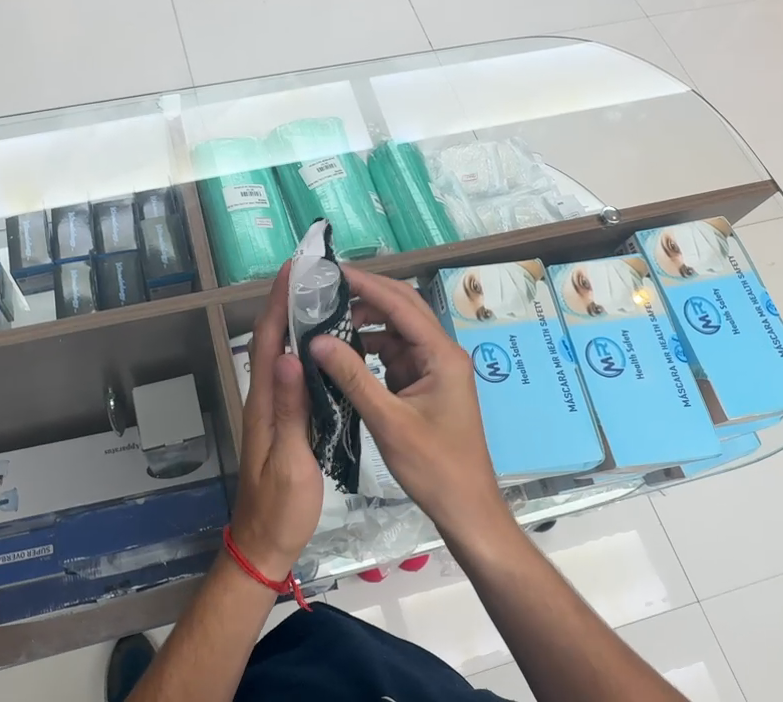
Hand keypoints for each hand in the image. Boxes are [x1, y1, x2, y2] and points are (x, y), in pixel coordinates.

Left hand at [230, 262, 323, 578]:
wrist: (265, 544)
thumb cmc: (280, 506)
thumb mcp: (290, 461)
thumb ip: (290, 411)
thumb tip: (289, 355)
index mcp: (264, 401)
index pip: (269, 339)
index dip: (280, 301)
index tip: (295, 268)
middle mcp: (265, 396)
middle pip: (274, 338)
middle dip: (290, 301)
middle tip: (318, 273)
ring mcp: (273, 408)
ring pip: (283, 353)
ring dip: (298, 321)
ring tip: (328, 297)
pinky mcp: (285, 420)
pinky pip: (294, 374)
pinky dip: (308, 351)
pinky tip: (330, 348)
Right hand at [308, 267, 508, 538]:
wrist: (466, 509)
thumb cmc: (434, 467)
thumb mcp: (388, 422)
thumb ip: (353, 377)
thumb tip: (317, 340)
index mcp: (442, 354)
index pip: (401, 304)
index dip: (366, 284)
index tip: (332, 272)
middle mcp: (441, 353)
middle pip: (402, 309)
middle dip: (365, 296)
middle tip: (325, 289)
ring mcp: (433, 369)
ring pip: (396, 331)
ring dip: (364, 324)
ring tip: (326, 319)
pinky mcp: (424, 385)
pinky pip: (393, 355)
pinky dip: (368, 349)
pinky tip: (342, 352)